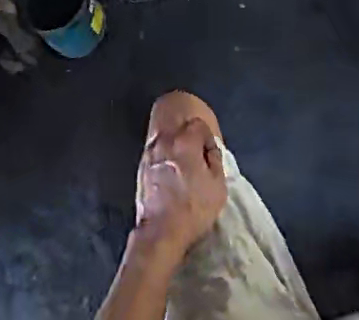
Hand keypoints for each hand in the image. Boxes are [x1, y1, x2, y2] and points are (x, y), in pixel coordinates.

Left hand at [132, 117, 225, 260]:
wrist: (160, 234)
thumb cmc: (193, 208)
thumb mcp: (218, 185)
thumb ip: (216, 160)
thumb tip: (210, 151)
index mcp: (185, 141)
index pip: (198, 124)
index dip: (207, 138)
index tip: (209, 155)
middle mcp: (165, 141)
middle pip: (179, 129)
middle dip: (190, 140)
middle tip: (196, 160)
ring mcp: (149, 155)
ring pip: (165, 141)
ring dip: (175, 149)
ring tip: (182, 170)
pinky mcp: (140, 170)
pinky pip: (156, 155)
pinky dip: (163, 161)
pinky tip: (169, 178)